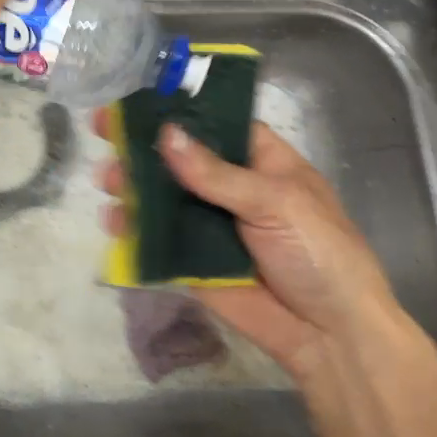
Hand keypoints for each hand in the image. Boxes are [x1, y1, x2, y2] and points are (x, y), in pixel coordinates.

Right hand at [95, 114, 411, 382]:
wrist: (332, 336)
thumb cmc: (320, 254)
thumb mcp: (276, 202)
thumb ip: (217, 174)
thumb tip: (166, 135)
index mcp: (260, 160)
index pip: (212, 122)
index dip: (174, 110)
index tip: (133, 100)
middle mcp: (230, 187)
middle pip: (177, 157)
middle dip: (141, 146)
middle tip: (104, 134)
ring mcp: (209, 225)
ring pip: (162, 197)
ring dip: (132, 185)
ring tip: (107, 182)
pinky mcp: (193, 262)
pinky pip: (158, 240)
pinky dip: (133, 229)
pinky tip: (113, 221)